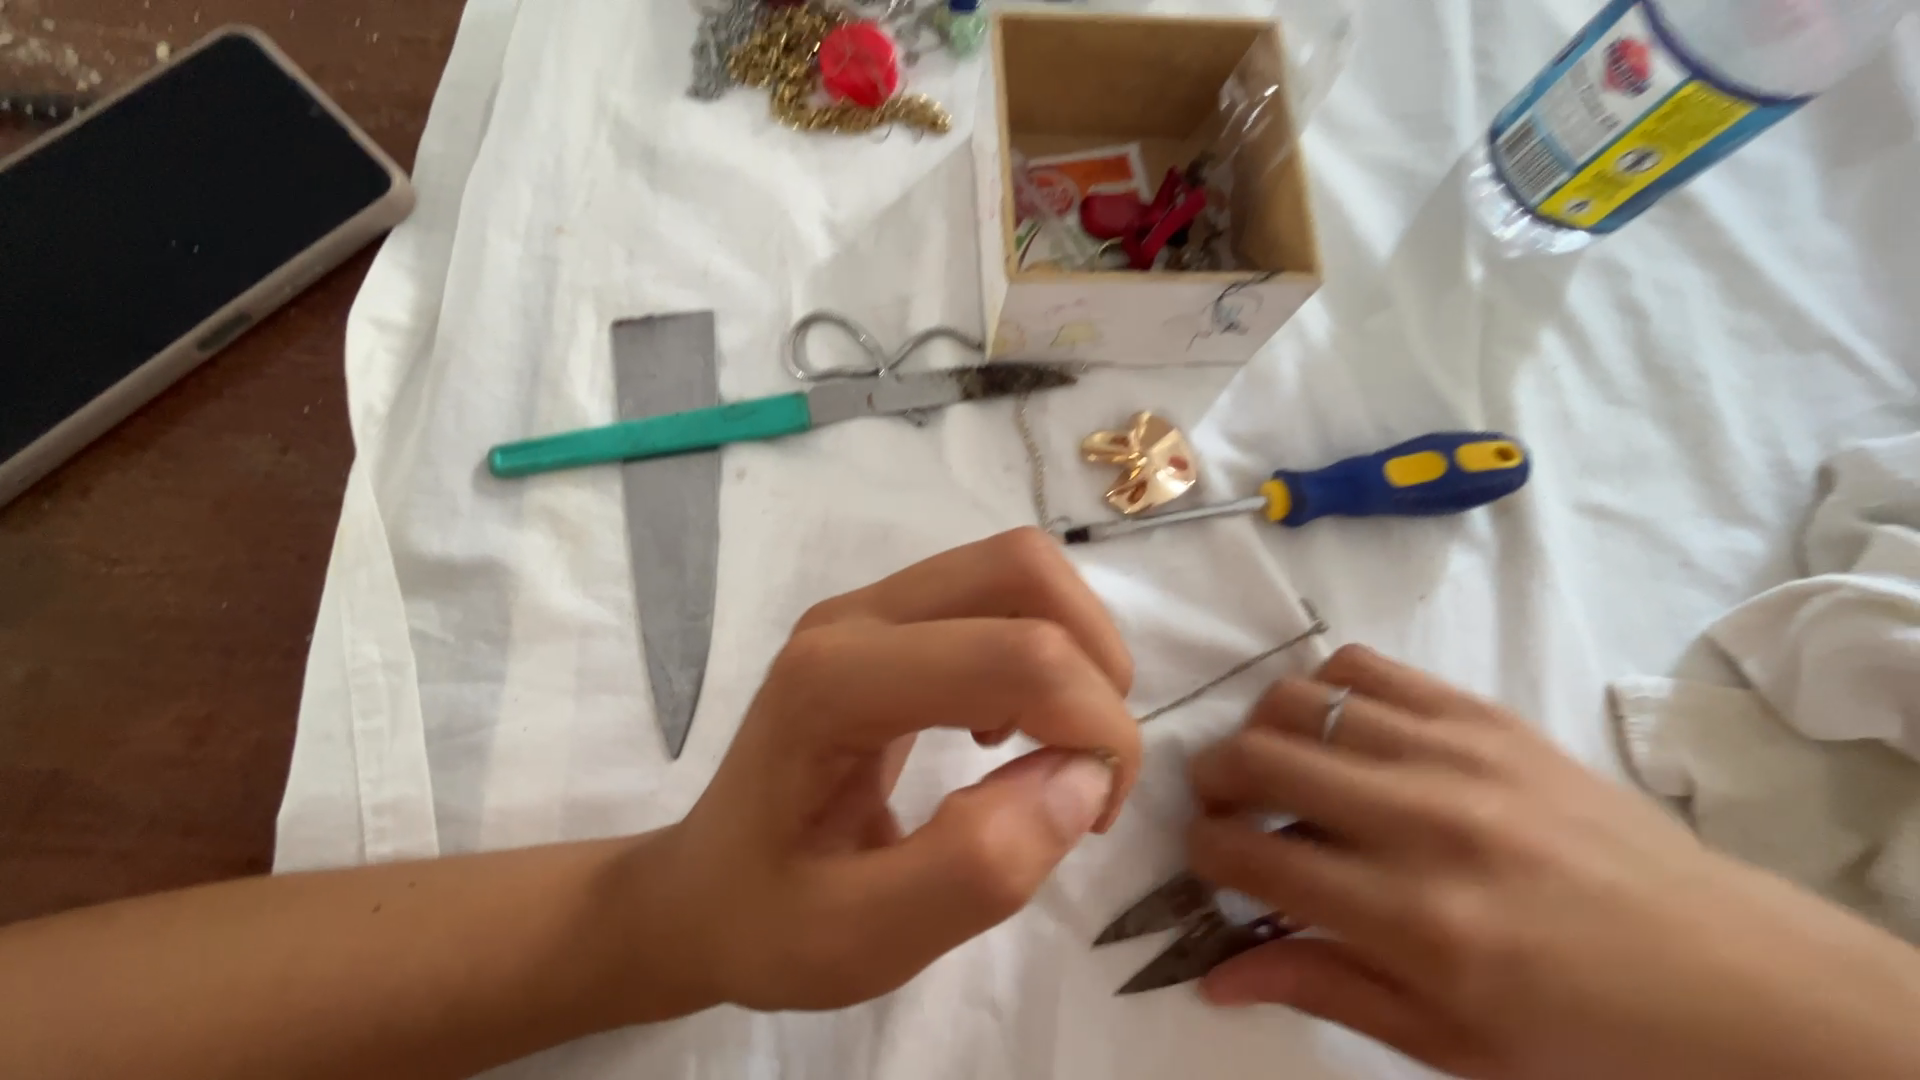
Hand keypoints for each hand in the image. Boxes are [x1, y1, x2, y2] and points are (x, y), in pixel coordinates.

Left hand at [658, 528, 1141, 1010]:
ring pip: (1016, 569)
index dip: (1093, 725)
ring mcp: (866, 605)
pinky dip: (1041, 644)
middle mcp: (852, 616)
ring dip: (1073, 649)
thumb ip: (976, 869)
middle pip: (1022, 570)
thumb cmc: (769, 918)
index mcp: (835, 683)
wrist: (701, 886)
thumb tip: (1083, 778)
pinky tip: (1006, 727)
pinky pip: (994, 593)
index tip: (1096, 811)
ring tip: (1049, 745)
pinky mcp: (883, 617)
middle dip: (1095, 663)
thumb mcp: (862, 941)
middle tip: (1087, 766)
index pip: (1013, 654)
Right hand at [1187, 646, 1919, 1079]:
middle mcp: (1423, 820)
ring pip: (1294, 698)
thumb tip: (1211, 976)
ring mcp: (1455, 752)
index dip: (1205, 853)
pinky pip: (1361, 665)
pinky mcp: (1484, 713)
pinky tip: (1335, 729)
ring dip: (1257, 731)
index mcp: (1415, 922)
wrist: (1738, 979)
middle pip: (1256, 758)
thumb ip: (1320, 989)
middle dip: (1211, 781)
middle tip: (1223, 806)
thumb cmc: (1586, 1033)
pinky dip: (1322, 688)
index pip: (1248, 857)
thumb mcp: (1448, 1041)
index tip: (1209, 859)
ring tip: (1274, 765)